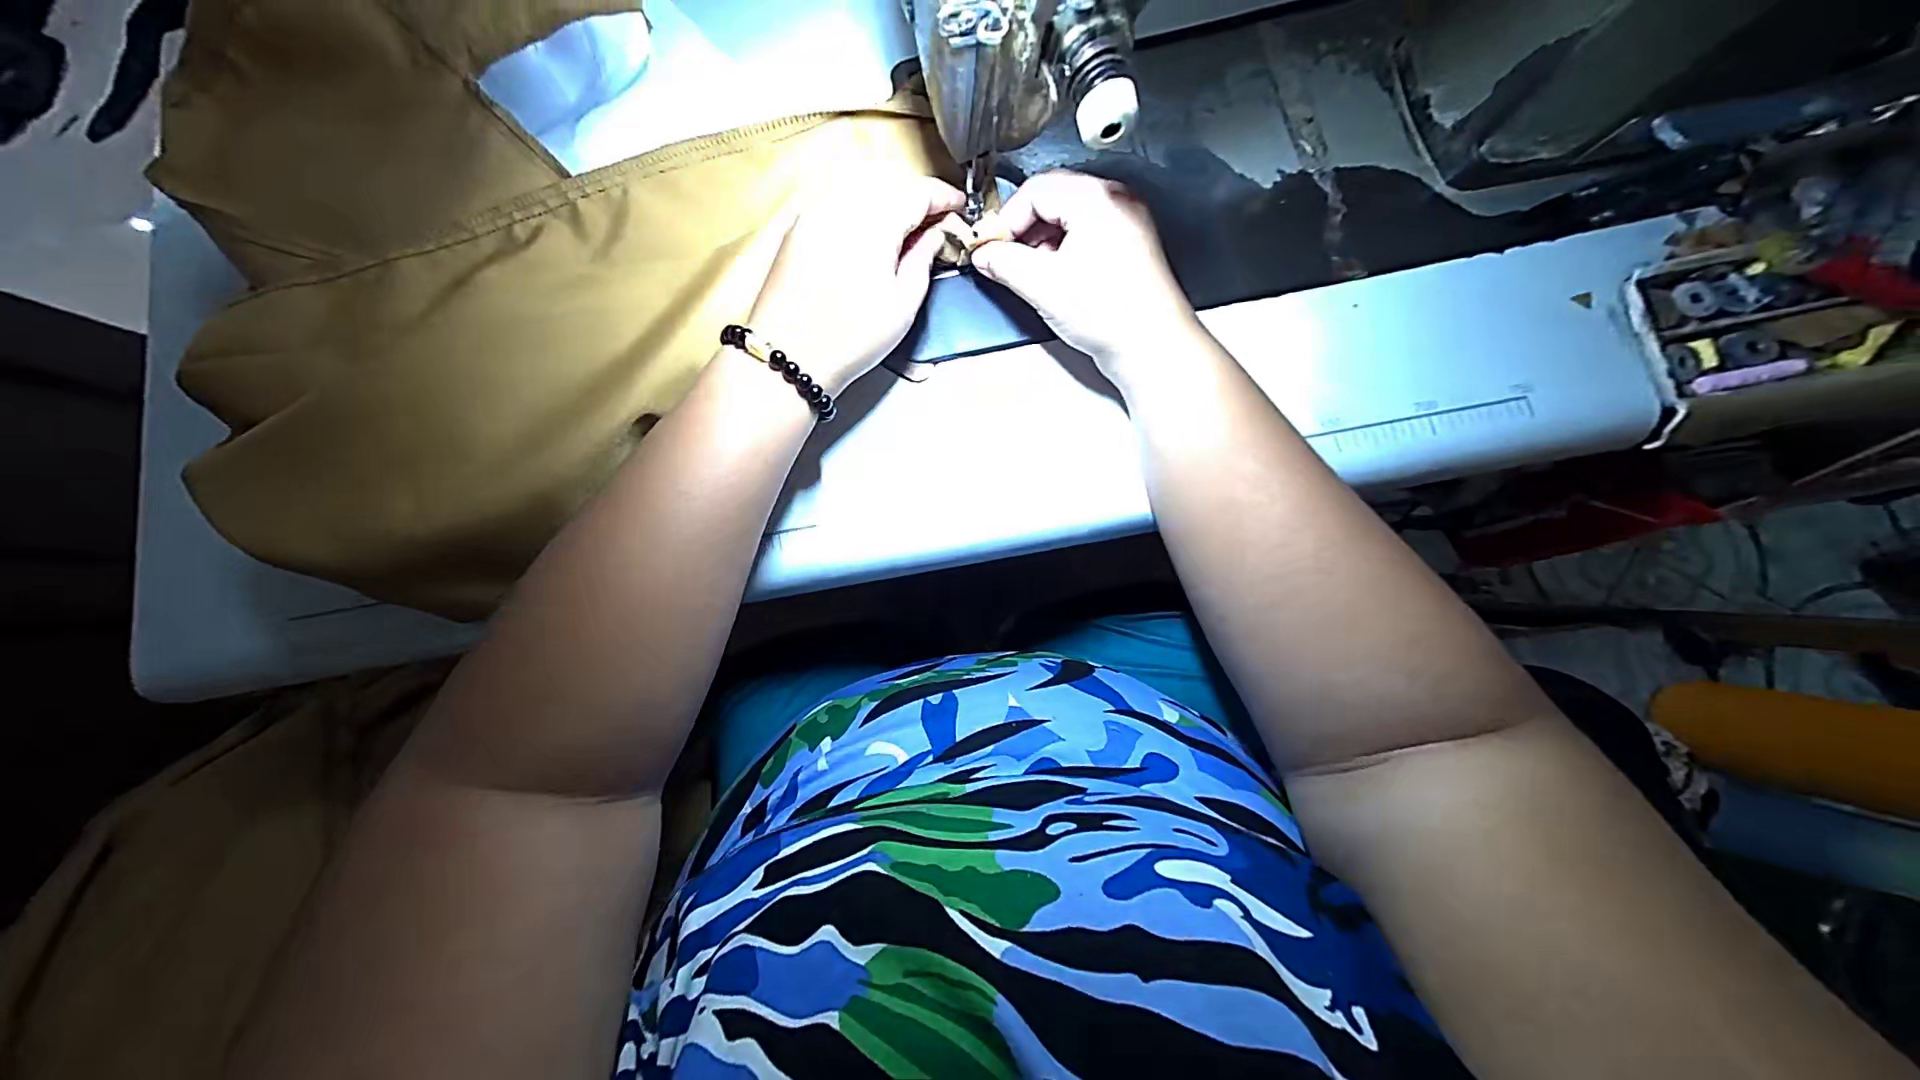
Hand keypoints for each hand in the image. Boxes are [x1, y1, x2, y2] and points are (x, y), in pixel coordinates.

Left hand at [747, 172, 965, 394]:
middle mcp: (842, 204)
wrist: (790, 355)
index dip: (943, 197)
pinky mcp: (798, 226)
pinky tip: (868, 229)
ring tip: (903, 224)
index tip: (958, 207)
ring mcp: (815, 211)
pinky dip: (859, 203)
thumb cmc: (849, 337)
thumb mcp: (904, 303)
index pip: (918, 190)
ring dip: (887, 195)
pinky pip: (836, 197)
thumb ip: (923, 258)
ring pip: (860, 183)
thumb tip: (934, 235)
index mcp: (875, 220)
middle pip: (889, 179)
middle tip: (935, 220)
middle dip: (916, 194)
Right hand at [971, 171, 1203, 385]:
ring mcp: (1126, 223)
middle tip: (1005, 259)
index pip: (1035, 190)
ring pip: (1069, 217)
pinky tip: (1055, 278)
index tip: (991, 247)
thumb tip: (985, 254)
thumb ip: (1004, 262)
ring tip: (1030, 273)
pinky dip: (1063, 250)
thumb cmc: (1110, 313)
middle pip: (1052, 198)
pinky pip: (1087, 235)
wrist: (1152, 346)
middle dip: (1023, 230)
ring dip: (1041, 241)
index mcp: (1095, 198)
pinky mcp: (1130, 247)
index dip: (1006, 219)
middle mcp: (1115, 201)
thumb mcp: (1042, 285)